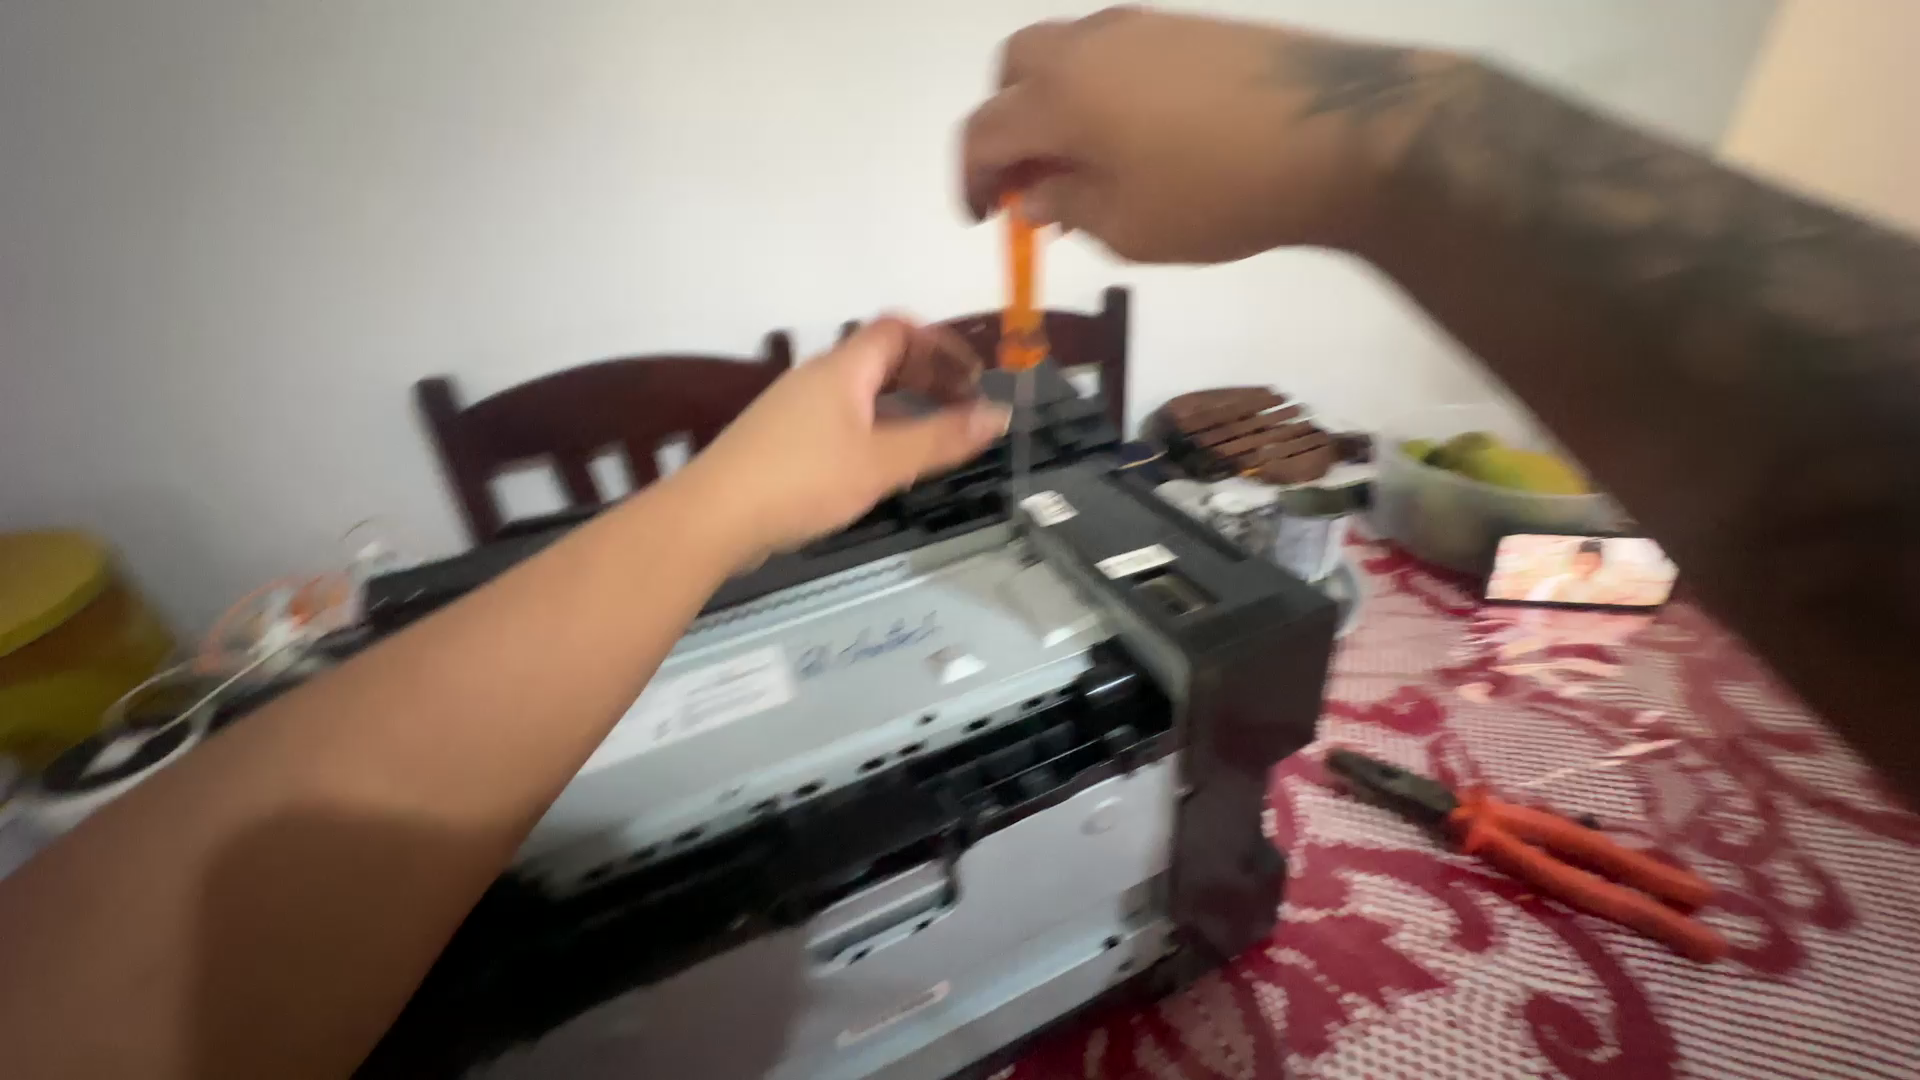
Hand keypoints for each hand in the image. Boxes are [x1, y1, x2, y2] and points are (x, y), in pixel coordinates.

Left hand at [675, 318, 1010, 563]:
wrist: (714, 518)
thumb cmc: (802, 481)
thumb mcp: (881, 462)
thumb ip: (941, 439)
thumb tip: (999, 415)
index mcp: (843, 369)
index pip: (898, 331)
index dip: (941, 346)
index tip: (974, 378)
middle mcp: (820, 379)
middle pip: (883, 359)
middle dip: (929, 376)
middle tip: (965, 408)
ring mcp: (800, 409)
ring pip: (864, 394)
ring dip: (906, 405)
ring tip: (938, 436)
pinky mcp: (788, 441)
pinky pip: (847, 420)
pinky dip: (880, 429)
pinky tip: (891, 462)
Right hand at [962, 7, 1452, 262]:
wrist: (1335, 134)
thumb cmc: (1214, 196)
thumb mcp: (1124, 228)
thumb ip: (1063, 206)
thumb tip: (1029, 195)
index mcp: (1061, 97)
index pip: (984, 131)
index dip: (971, 179)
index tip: (982, 218)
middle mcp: (1089, 46)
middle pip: (1013, 71)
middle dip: (1005, 127)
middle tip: (1028, 183)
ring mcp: (1140, 27)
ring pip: (1062, 57)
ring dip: (1049, 109)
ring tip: (1080, 171)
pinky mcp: (1183, 28)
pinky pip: (1110, 55)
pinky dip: (1093, 95)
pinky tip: (1126, 143)